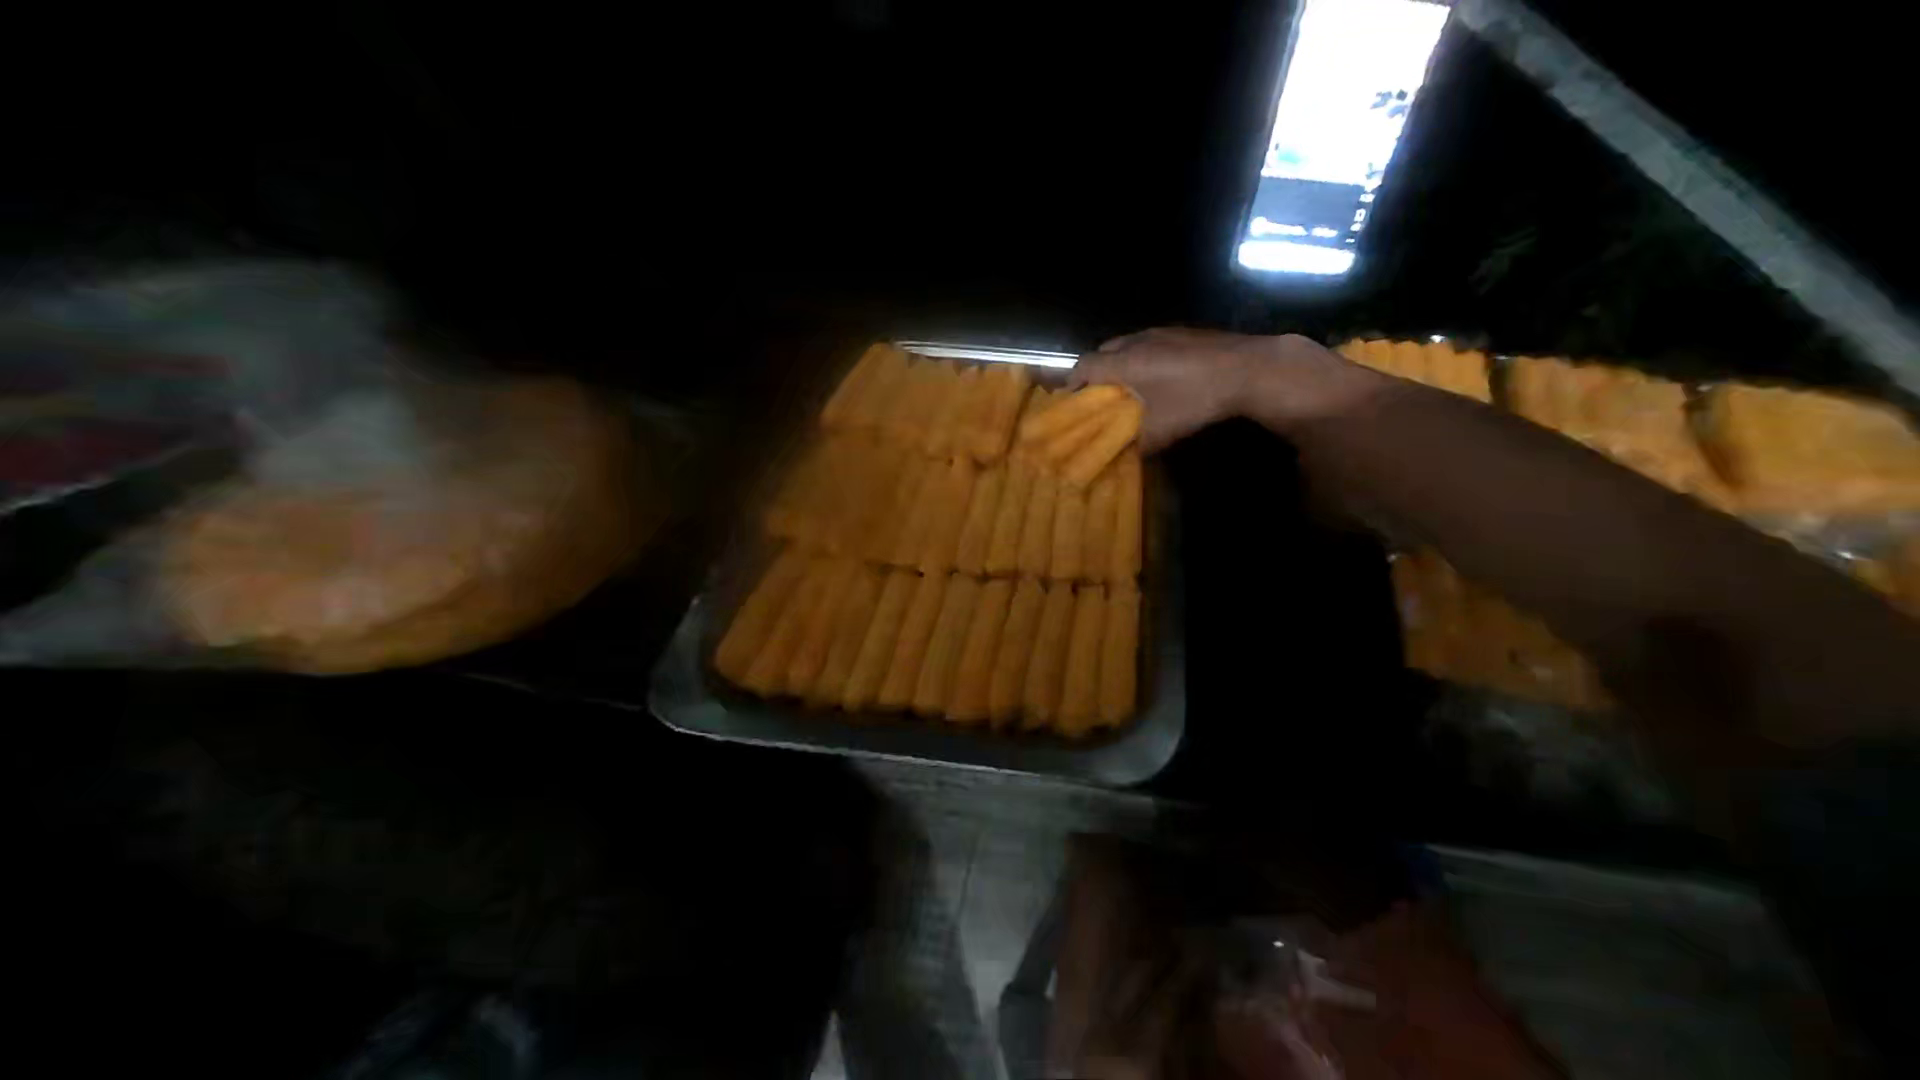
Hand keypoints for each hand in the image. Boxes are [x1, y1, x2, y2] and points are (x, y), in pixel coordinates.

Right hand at [1071, 328, 1374, 451]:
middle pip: (1102, 352)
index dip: (1072, 384)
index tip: (1071, 402)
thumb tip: (1126, 456)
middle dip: (1095, 373)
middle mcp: (1136, 341)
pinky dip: (1143, 359)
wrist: (1249, 368)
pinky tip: (1161, 378)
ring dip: (1121, 365)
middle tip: (1099, 397)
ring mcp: (1162, 333)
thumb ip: (1138, 444)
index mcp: (1124, 362)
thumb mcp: (1163, 431)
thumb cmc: (1197, 398)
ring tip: (1128, 388)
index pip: (1083, 366)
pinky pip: (1150, 344)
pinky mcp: (1183, 333)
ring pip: (1127, 346)